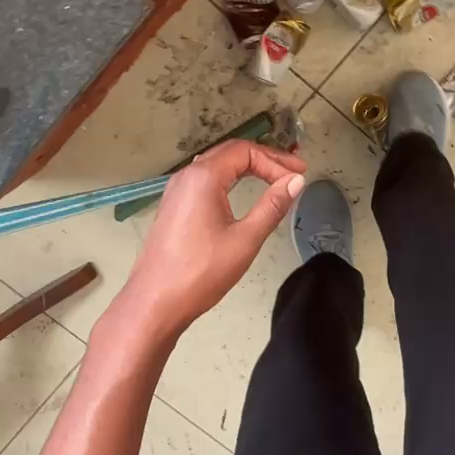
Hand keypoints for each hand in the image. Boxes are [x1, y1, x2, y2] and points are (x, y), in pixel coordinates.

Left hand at [110, 141, 306, 347]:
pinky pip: (205, 180)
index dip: (275, 160)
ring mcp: (176, 191)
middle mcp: (186, 176)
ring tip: (274, 178)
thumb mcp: (245, 240)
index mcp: (203, 177)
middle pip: (230, 152)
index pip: (245, 152)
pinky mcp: (174, 206)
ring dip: (247, 167)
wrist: (155, 302)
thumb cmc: (201, 272)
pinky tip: (242, 191)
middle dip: (264, 159)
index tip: (299, 176)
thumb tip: (296, 181)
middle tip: (293, 172)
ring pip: (216, 165)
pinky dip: (230, 178)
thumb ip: (272, 206)